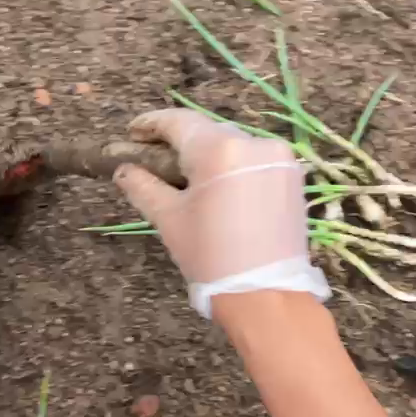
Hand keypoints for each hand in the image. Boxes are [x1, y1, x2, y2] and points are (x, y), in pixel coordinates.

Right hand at [111, 110, 328, 317]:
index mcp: (219, 149)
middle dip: (178, 144)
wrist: (263, 294)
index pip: (178, 122)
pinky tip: (216, 190)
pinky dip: (230, 168)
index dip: (150, 124)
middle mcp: (254, 143)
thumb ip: (142, 186)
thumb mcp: (168, 219)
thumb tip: (123, 170)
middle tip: (152, 160)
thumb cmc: (209, 257)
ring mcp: (278, 158)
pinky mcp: (292, 176)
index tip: (131, 132)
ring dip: (206, 157)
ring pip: (232, 146)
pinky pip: (253, 161)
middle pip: (206, 132)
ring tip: (184, 180)